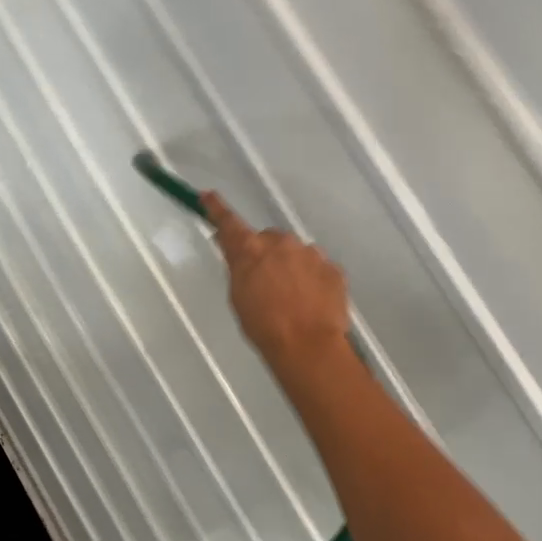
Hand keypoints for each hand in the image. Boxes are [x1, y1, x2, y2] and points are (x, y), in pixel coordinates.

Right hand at [201, 191, 349, 365]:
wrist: (308, 345)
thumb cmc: (262, 324)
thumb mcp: (238, 295)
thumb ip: (238, 267)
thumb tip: (236, 251)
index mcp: (250, 250)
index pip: (229, 222)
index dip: (217, 208)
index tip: (208, 194)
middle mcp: (281, 243)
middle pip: (268, 239)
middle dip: (265, 253)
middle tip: (263, 281)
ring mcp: (310, 254)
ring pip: (295, 253)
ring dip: (290, 266)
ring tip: (291, 297)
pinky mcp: (333, 269)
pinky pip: (317, 268)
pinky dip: (311, 279)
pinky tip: (309, 301)